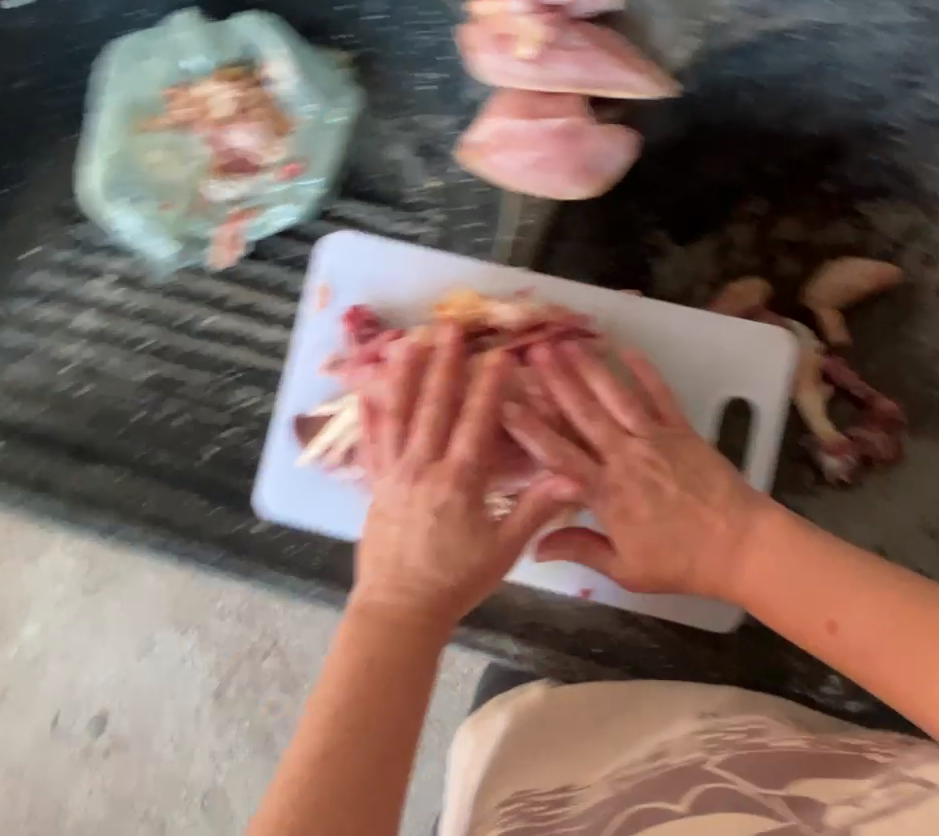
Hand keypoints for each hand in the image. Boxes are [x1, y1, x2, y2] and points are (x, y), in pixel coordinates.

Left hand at [348, 322, 581, 632]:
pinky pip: (372, 442)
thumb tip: (572, 477)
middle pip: (434, 406)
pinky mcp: (376, 484)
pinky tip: (366, 390)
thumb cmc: (457, 581)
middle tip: (451, 327)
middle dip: (444, 363)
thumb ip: (536, 509)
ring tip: (408, 342)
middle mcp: (423, 467)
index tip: (500, 353)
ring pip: (398, 415)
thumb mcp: (504, 549)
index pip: (477, 422)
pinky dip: (369, 414)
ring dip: (404, 376)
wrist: (400, 610)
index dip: (490, 385)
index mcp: (458, 481)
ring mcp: (394, 473)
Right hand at [503, 341, 776, 599]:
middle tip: (534, 350)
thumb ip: (580, 549)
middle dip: (557, 380)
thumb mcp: (626, 569)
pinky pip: (660, 395)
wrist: (740, 546)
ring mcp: (655, 439)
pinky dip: (644, 372)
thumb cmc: (680, 562)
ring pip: (616, 397)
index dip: (529, 428)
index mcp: (607, 492)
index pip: (559, 455)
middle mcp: (626, 456)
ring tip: (568, 342)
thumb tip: (534, 547)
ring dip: (591, 368)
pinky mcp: (682, 430)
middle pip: (585, 413)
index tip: (504, 404)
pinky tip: (626, 350)